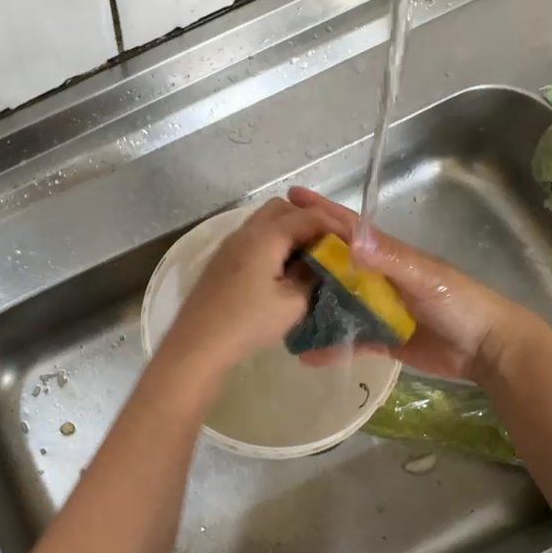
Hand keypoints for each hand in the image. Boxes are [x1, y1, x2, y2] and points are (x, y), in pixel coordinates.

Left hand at [159, 198, 326, 377]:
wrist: (198, 342)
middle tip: (328, 247)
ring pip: (264, 223)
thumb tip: (321, 262)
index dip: (334, 225)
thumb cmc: (248, 322)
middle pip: (282, 209)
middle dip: (309, 221)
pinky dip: (272, 244)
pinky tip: (280, 271)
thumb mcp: (293, 302)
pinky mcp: (221, 261)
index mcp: (266, 236)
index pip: (308, 216)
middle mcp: (245, 231)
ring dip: (288, 232)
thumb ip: (312, 276)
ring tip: (307, 260)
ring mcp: (229, 244)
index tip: (353, 242)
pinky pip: (252, 239)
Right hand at [287, 187, 542, 382]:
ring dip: (310, 305)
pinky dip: (328, 346)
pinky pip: (349, 339)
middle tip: (268, 260)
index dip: (321, 213)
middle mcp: (378, 278)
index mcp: (389, 256)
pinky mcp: (382, 338)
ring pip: (336, 303)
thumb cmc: (461, 302)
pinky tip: (304, 353)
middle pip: (334, 265)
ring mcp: (379, 308)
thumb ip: (390, 259)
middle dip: (304, 259)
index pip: (348, 229)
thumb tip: (350, 239)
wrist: (489, 349)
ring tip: (277, 309)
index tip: (290, 198)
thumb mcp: (426, 276)